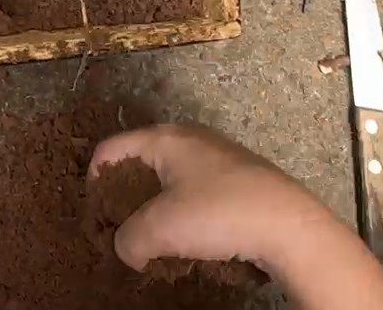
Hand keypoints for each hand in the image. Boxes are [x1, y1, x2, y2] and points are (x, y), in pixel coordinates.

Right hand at [89, 123, 339, 272]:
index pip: (110, 148)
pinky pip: (194, 187)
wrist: (288, 223)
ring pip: (169, 175)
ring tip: (154, 240)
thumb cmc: (218, 213)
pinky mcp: (237, 174)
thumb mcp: (162, 230)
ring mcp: (214, 153)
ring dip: (155, 205)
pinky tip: (191, 238)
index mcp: (163, 137)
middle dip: (125, 194)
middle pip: (139, 159)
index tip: (95, 215)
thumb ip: (130, 238)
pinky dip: (183, 209)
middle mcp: (186, 136)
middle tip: (120, 228)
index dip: (94, 180)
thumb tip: (126, 247)